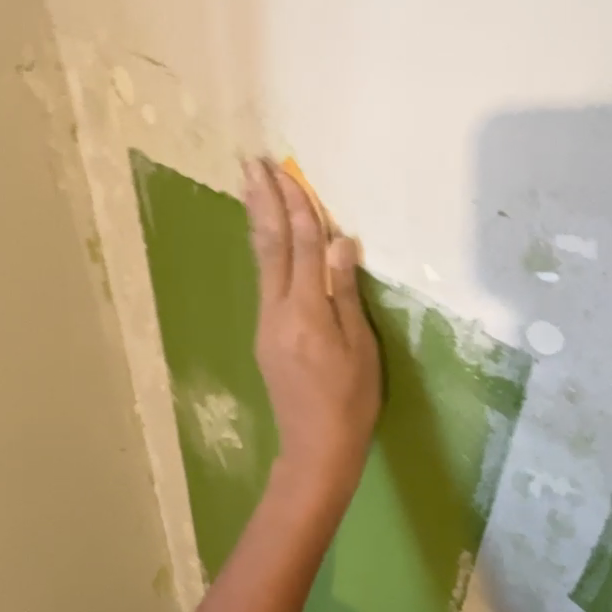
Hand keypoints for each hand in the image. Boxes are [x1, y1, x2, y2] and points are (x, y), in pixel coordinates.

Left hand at [243, 158, 381, 506]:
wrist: (315, 448)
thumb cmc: (351, 401)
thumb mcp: (360, 347)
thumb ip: (345, 293)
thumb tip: (339, 242)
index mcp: (306, 312)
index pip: (303, 247)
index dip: (297, 207)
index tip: (287, 170)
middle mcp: (278, 312)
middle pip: (270, 246)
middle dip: (262, 202)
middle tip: (251, 163)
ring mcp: (267, 325)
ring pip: (262, 263)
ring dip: (257, 221)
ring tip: (251, 187)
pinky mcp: (265, 337)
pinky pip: (264, 282)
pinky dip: (265, 251)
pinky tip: (265, 238)